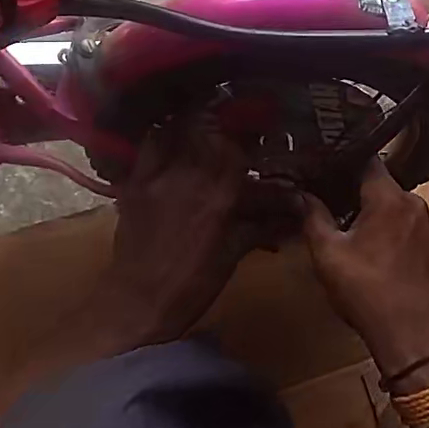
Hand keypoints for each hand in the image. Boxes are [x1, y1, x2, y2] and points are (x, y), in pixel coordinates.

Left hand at [89, 119, 297, 346]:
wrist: (138, 301)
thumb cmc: (192, 285)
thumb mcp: (232, 255)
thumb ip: (260, 225)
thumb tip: (293, 213)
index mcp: (219, 196)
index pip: (238, 148)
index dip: (248, 135)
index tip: (255, 132)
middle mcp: (190, 175)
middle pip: (209, 132)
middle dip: (222, 127)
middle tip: (229, 130)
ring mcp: (158, 174)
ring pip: (178, 130)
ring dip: (192, 126)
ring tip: (200, 130)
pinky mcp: (135, 179)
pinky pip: (149, 145)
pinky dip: (161, 137)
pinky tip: (168, 140)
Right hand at [300, 159, 428, 377]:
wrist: (412, 340)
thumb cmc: (367, 291)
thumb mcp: (327, 251)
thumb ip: (311, 215)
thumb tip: (298, 193)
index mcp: (389, 197)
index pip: (365, 158)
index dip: (340, 157)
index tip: (319, 161)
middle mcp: (412, 204)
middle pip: (377, 180)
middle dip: (349, 183)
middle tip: (321, 188)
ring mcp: (424, 225)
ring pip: (389, 200)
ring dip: (366, 204)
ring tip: (337, 212)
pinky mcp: (428, 244)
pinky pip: (400, 218)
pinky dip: (381, 220)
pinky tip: (360, 235)